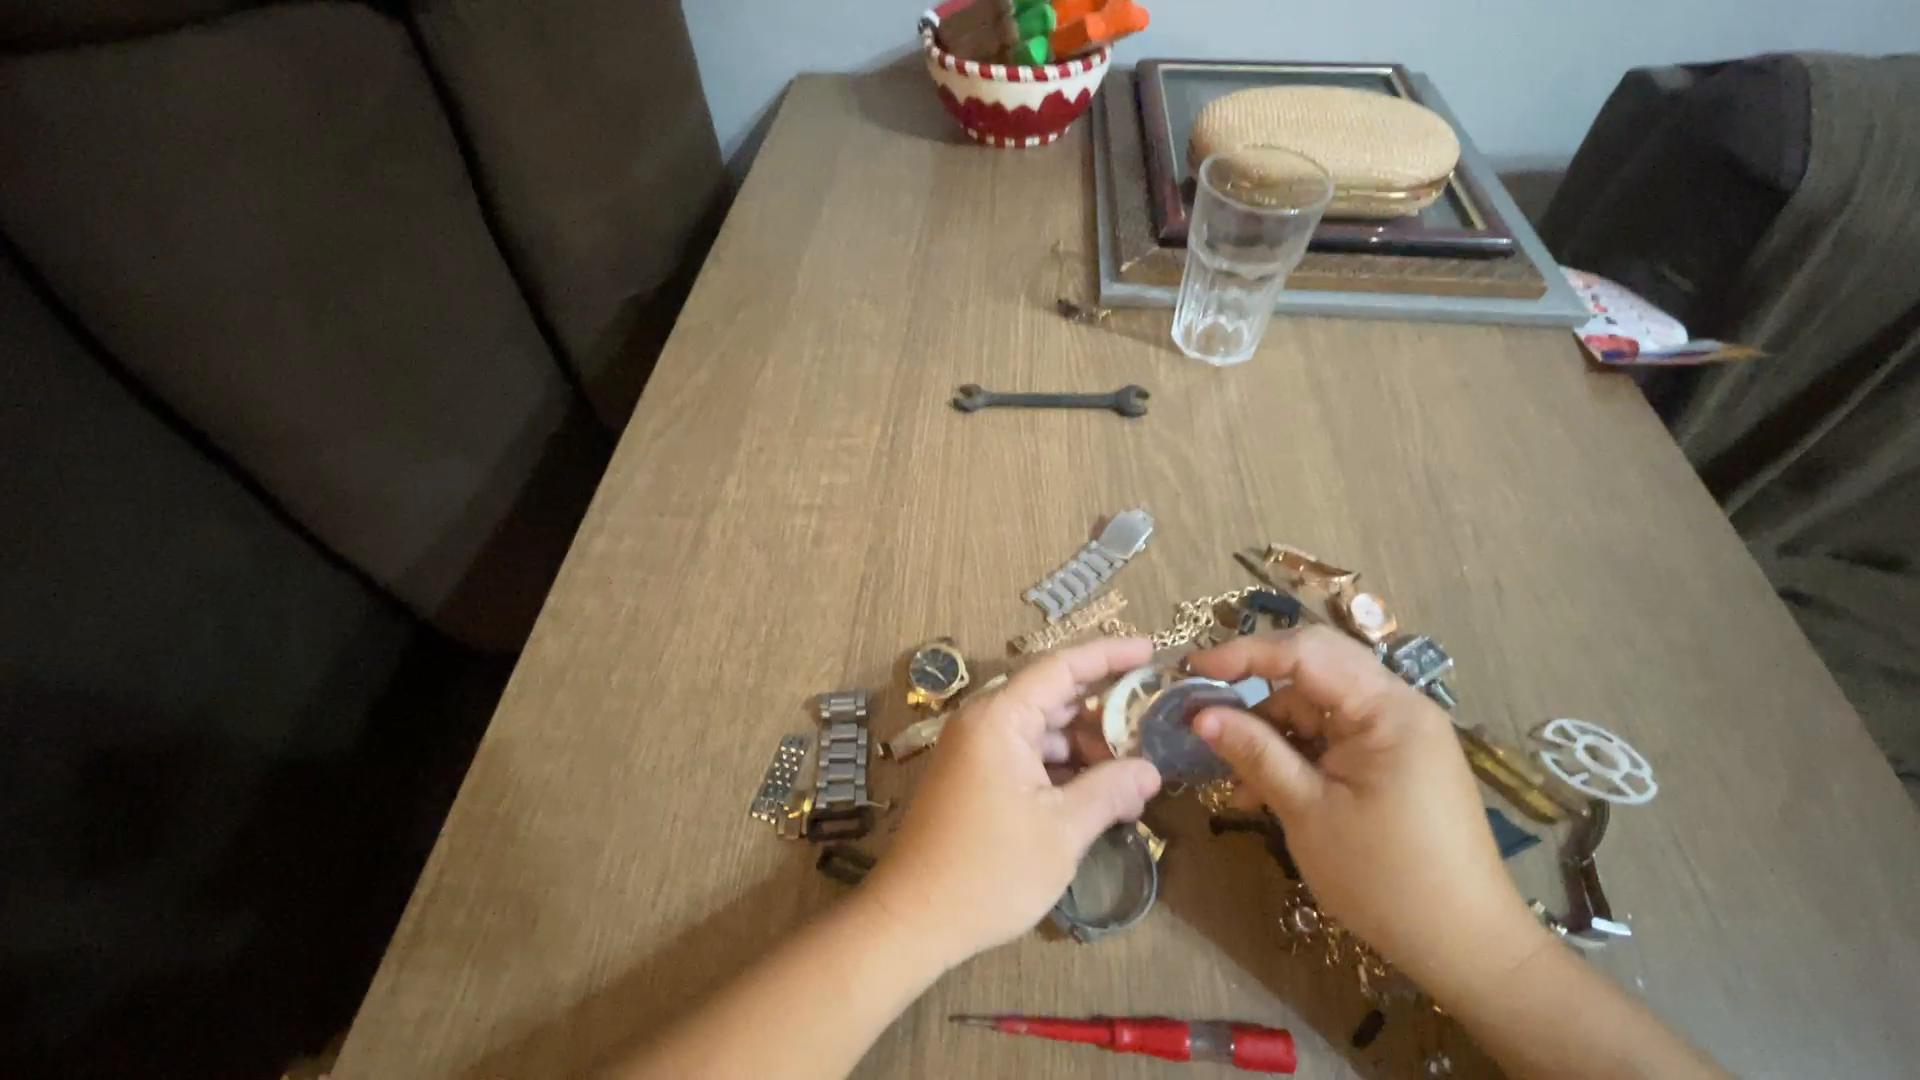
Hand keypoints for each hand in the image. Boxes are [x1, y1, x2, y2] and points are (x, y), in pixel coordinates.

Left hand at [859, 637, 1162, 969]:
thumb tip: (1150, 770)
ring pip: (1044, 732)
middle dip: (1105, 713)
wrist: (912, 918)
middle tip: (1154, 727)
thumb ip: (1109, 791)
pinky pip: (1028, 758)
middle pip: (1054, 698)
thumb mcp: (1061, 831)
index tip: (1150, 650)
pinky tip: (1100, 796)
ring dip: (1088, 749)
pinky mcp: (975, 779)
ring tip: (1136, 775)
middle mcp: (984, 723)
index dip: (1108, 655)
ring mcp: (976, 751)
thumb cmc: (988, 871)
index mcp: (999, 719)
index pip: (1061, 667)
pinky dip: (1063, 770)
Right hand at [1187, 628, 1548, 994]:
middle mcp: (1397, 706)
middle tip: (1205, 708)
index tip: (1192, 670)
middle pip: (1312, 669)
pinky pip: (1331, 736)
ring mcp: (1398, 733)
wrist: (1465, 947)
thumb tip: (1199, 715)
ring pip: (1315, 706)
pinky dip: (1294, 755)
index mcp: (1387, 708)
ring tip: (1236, 784)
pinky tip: (1263, 792)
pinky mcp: (1392, 759)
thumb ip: (1254, 752)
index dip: (1244, 654)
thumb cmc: (1385, 877)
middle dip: (1255, 688)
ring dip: (1270, 734)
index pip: (1305, 653)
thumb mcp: (1307, 811)